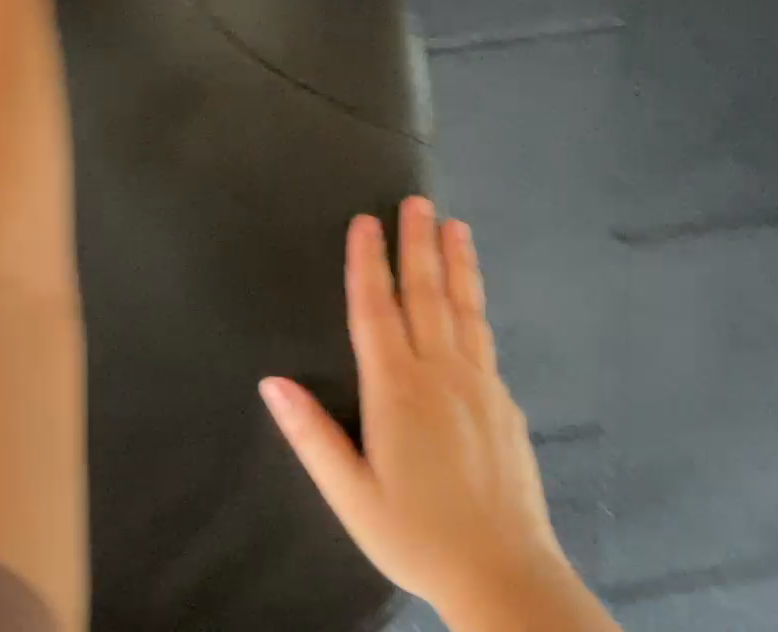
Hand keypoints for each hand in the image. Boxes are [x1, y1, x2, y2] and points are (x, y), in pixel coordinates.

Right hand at [260, 198, 566, 611]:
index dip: (368, 262)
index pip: (376, 310)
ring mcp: (480, 387)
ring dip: (457, 264)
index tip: (366, 222)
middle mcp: (440, 375)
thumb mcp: (349, 493)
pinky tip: (474, 300)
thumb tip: (271, 382)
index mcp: (396, 390)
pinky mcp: (505, 405)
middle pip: (426, 295)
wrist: (506, 576)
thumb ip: (311, 434)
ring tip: (456, 226)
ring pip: (464, 310)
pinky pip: (484, 340)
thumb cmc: (415, 534)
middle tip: (418, 201)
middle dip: (418, 244)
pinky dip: (476, 306)